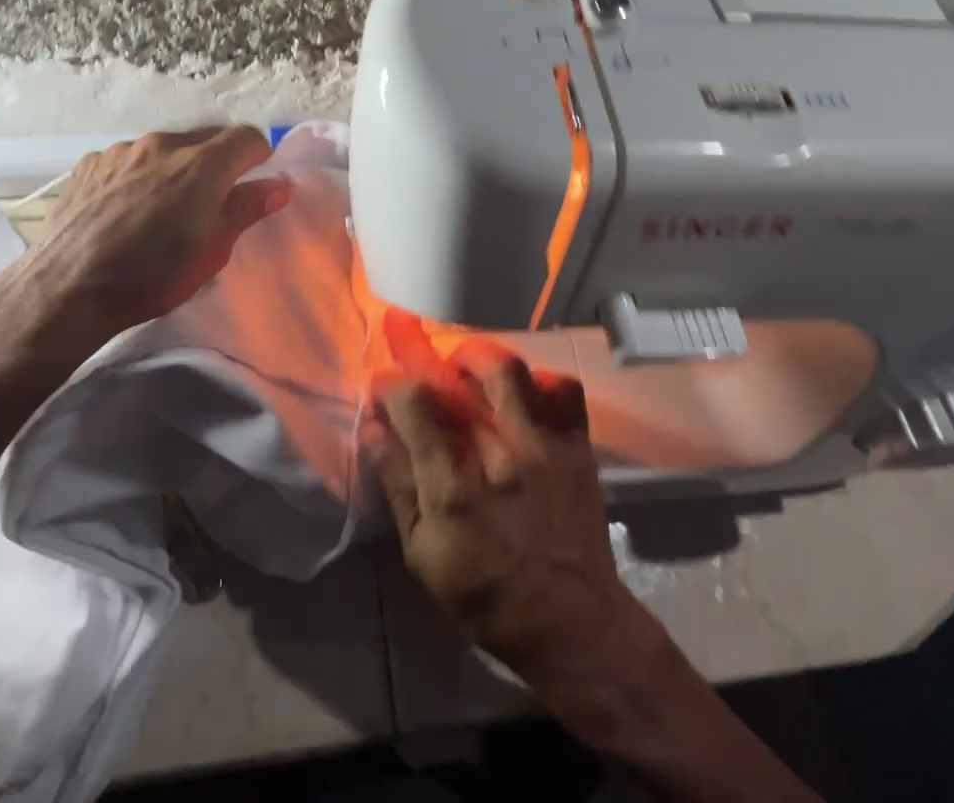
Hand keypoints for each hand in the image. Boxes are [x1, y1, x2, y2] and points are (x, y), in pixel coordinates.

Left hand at [0, 127, 291, 352]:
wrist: (69, 287)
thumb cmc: (152, 276)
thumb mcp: (211, 251)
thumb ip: (245, 210)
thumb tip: (280, 185)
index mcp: (202, 165)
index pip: (246, 137)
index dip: (258, 158)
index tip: (253, 184)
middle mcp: (162, 145)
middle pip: (205, 138)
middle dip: (217, 163)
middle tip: (211, 204)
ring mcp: (121, 151)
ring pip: (164, 149)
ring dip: (175, 169)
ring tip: (163, 210)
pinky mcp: (90, 164)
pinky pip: (129, 160)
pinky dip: (139, 176)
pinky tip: (127, 211)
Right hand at [371, 309, 637, 673]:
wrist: (570, 620)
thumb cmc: (484, 596)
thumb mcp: (423, 556)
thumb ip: (399, 488)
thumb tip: (375, 431)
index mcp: (452, 487)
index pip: (414, 405)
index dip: (389, 382)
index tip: (379, 381)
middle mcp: (499, 454)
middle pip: (458, 375)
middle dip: (423, 346)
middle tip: (408, 333)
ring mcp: (544, 446)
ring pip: (510, 371)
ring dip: (478, 355)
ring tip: (463, 360)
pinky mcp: (578, 448)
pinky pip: (564, 391)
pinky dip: (539, 379)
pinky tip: (522, 389)